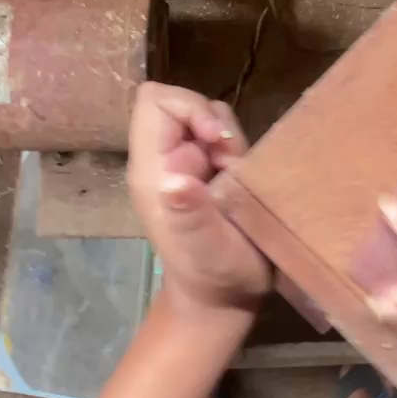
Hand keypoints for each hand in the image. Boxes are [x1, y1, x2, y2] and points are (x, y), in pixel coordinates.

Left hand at [125, 83, 270, 315]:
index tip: (215, 139)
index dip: (188, 106)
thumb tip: (174, 183)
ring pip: (210, 116)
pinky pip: (225, 136)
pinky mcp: (209, 168)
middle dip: (217, 125)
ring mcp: (188, 161)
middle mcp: (167, 158)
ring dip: (231, 139)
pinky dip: (239, 149)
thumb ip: (189, 215)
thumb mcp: (204, 249)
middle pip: (185, 102)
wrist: (222, 296)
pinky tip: (243, 181)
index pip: (155, 101)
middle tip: (231, 164)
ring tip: (237, 177)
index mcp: (153, 169)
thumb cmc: (213, 275)